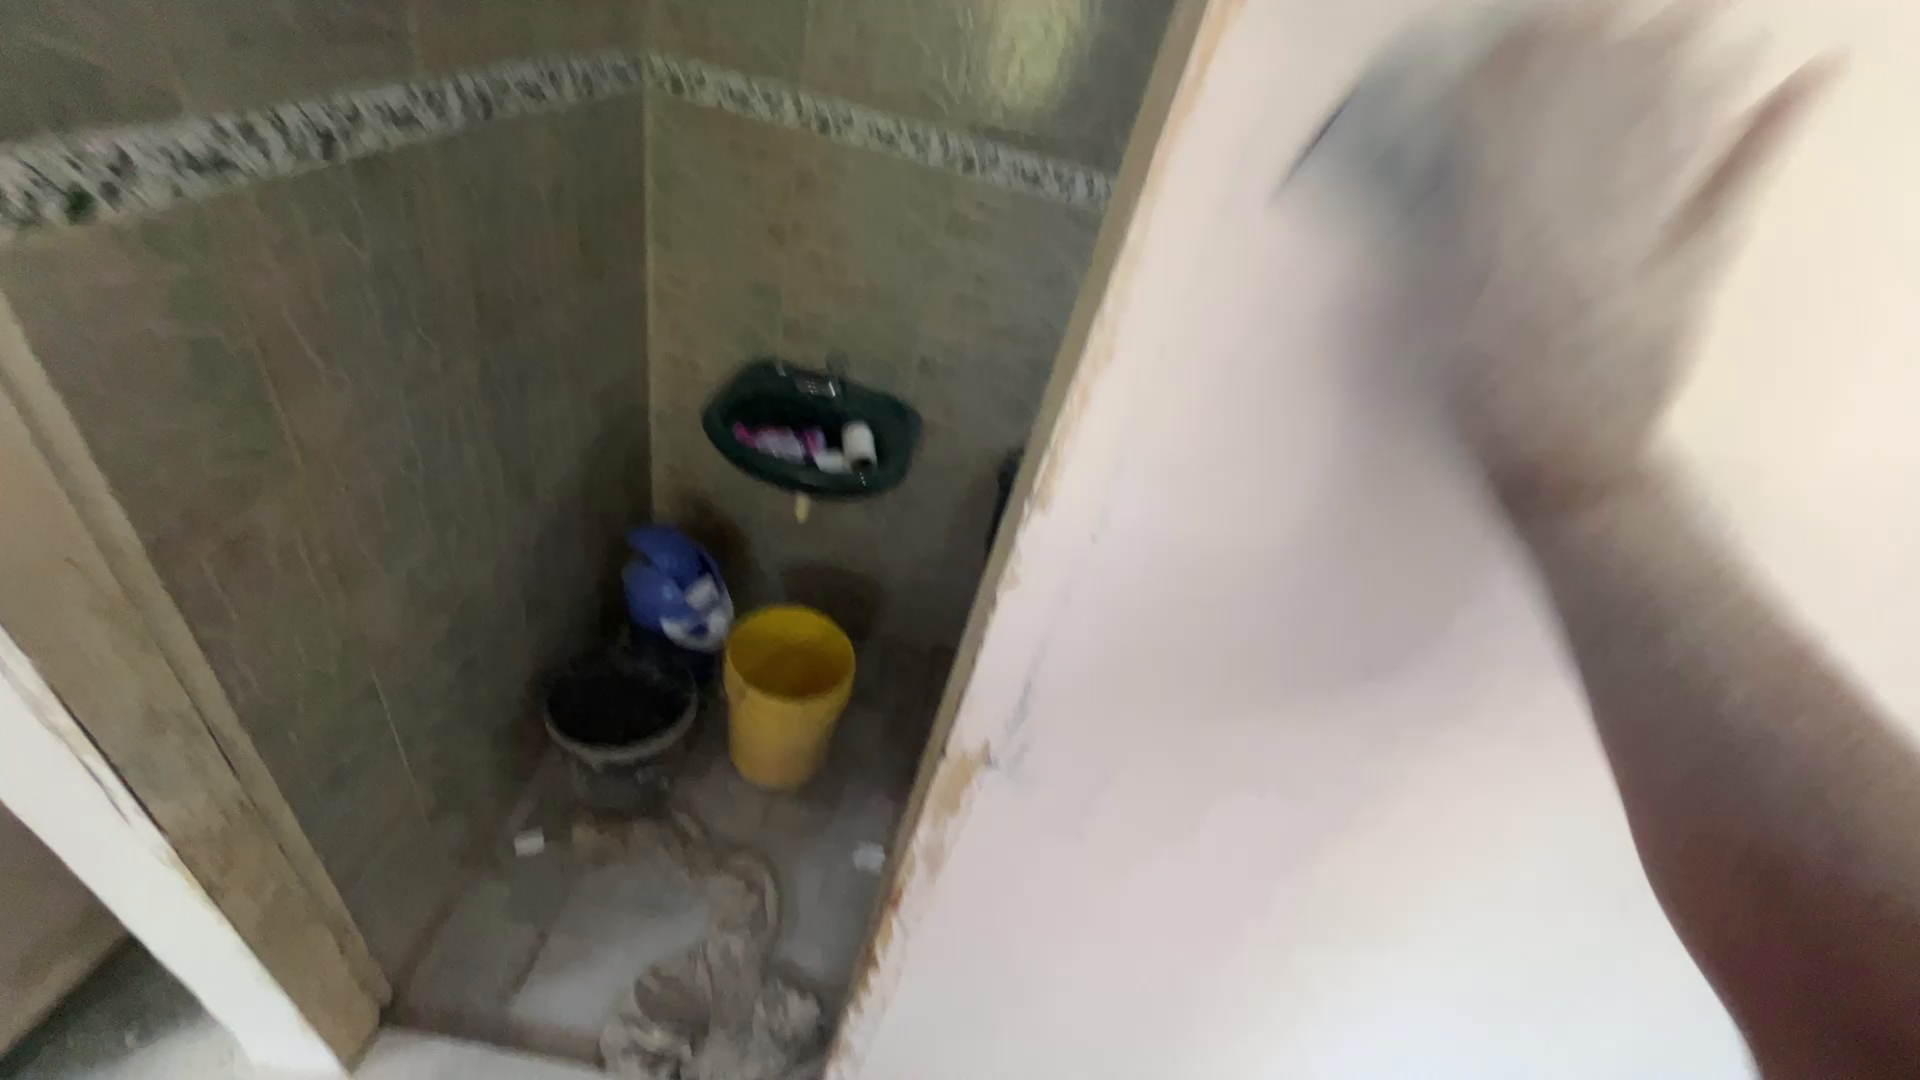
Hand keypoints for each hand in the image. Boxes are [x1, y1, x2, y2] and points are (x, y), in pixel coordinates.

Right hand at [1429, 3, 1833, 509]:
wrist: (1570, 462)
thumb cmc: (1491, 406)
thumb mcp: (1451, 327)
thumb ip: (1465, 250)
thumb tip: (1478, 175)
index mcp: (1526, 244)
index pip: (1524, 143)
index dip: (1520, 84)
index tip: (1513, 37)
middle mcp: (1601, 225)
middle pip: (1603, 122)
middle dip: (1594, 56)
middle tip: (1589, 5)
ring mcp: (1660, 239)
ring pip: (1678, 136)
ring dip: (1684, 67)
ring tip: (1691, 8)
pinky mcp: (1700, 264)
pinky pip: (1740, 192)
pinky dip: (1771, 137)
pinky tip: (1805, 79)